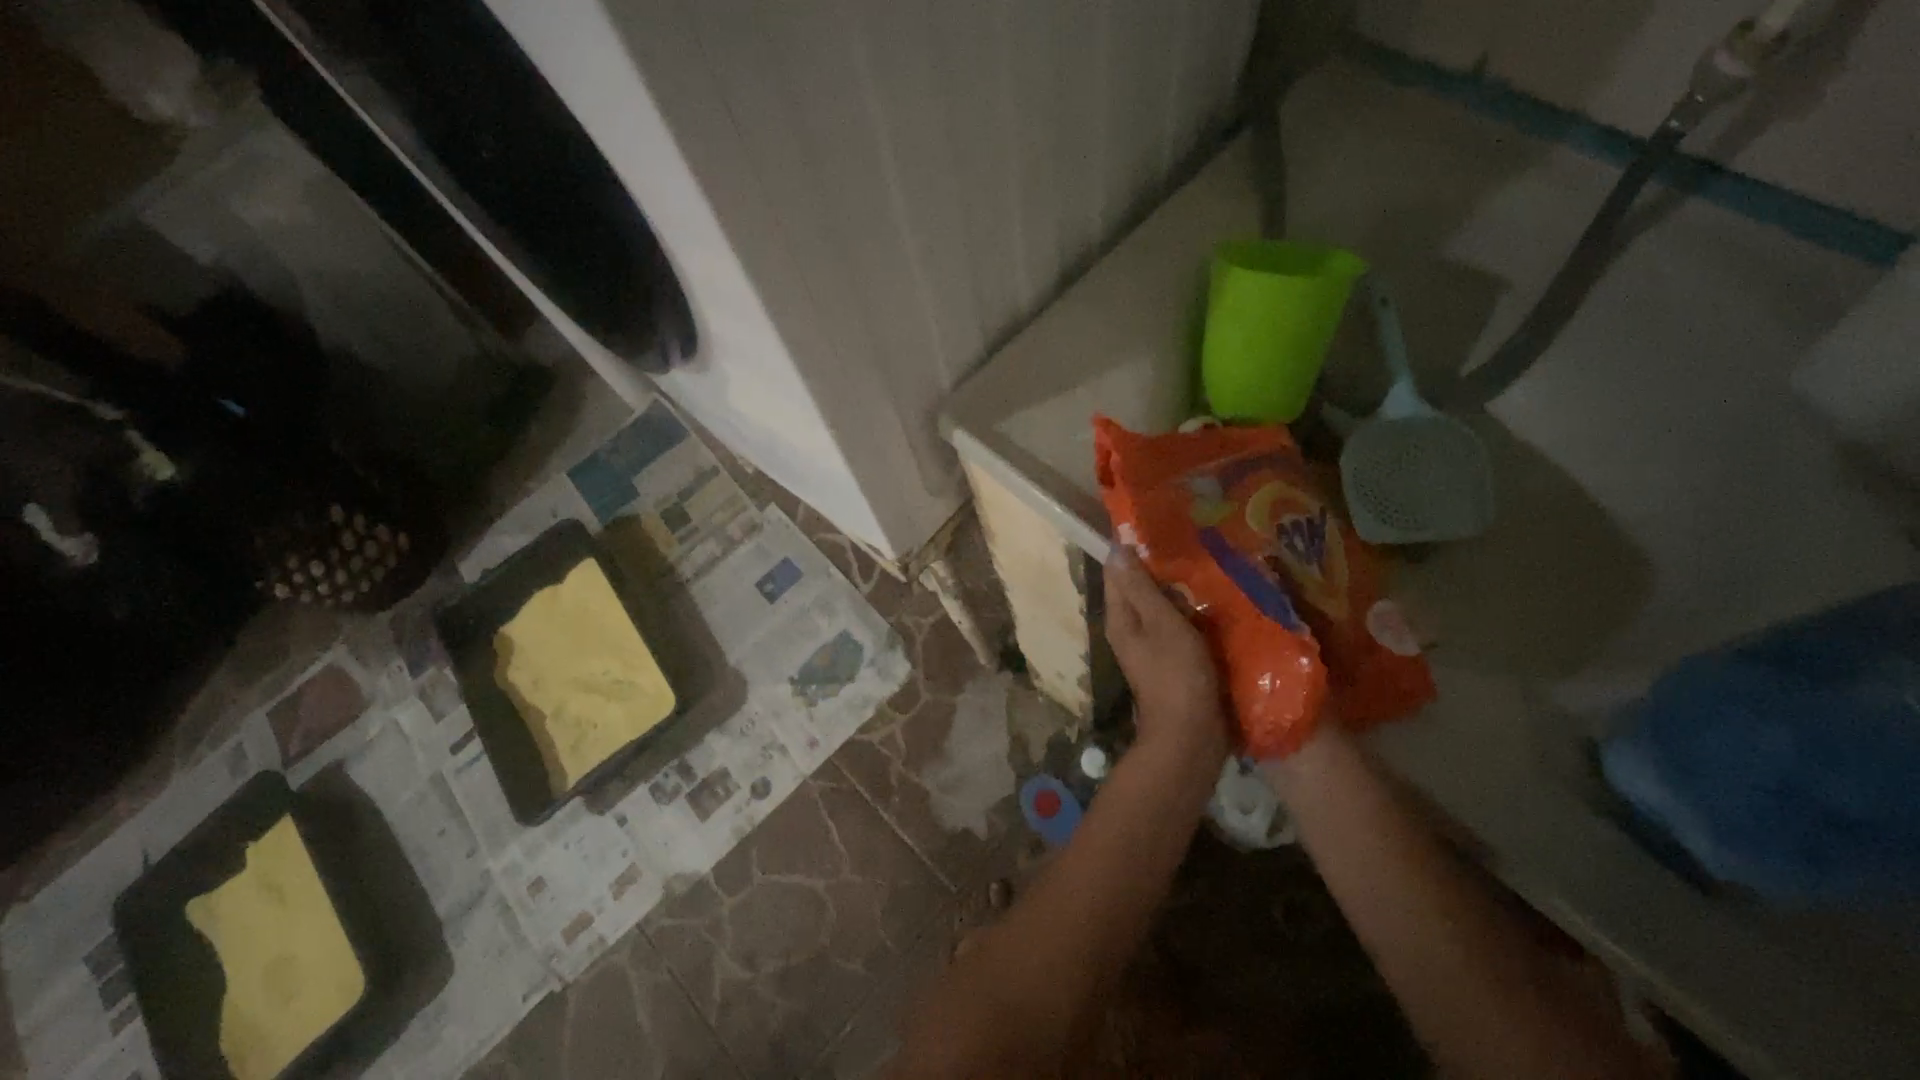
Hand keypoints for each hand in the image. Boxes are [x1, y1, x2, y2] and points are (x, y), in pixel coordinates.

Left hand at [1103, 547, 1229, 766]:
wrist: (1192, 735)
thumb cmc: (1175, 675)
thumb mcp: (1159, 624)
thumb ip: (1140, 587)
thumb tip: (1118, 549)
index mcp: (1120, 617)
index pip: (1118, 570)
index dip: (1133, 546)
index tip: (1157, 521)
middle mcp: (1131, 628)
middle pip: (1141, 587)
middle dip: (1162, 565)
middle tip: (1193, 537)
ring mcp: (1153, 645)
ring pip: (1164, 605)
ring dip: (1182, 588)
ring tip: (1209, 560)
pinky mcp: (1176, 659)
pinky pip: (1182, 625)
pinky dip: (1194, 611)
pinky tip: (1217, 598)